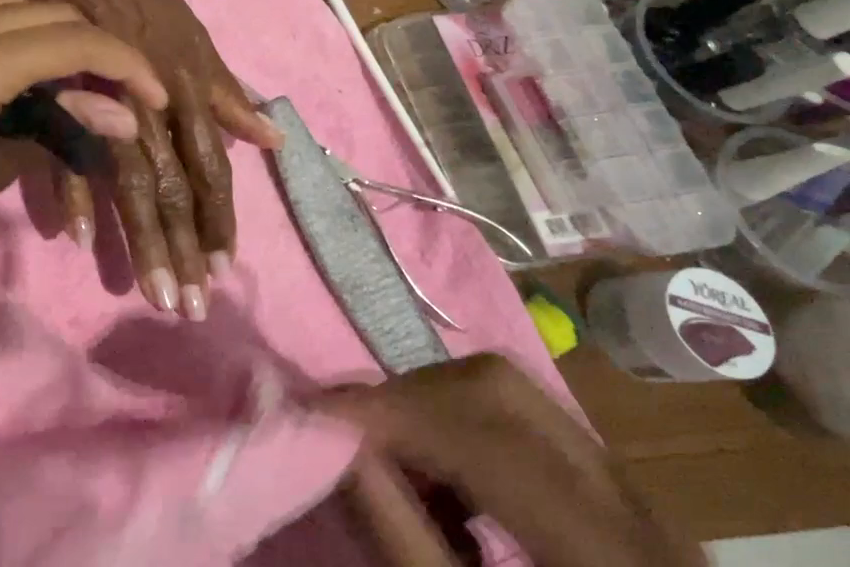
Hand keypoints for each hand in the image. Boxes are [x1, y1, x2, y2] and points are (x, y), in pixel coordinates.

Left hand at [0, 0, 168, 266]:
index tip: (155, 96)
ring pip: (16, 6)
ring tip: (78, 82)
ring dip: (56, 34)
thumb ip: (58, 131)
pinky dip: (19, 33)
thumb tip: (123, 116)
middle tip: (121, 93)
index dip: (125, 63)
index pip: (72, 41)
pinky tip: (29, 73)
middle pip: (49, 12)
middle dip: (95, 46)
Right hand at [8, 0, 280, 318]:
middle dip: (184, 250)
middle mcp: (154, 104)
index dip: (218, 222)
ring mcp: (107, 100)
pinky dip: (74, 194)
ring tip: (149, 291)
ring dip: (140, 240)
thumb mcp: (191, 38)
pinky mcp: (62, 95)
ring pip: (130, 183)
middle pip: (175, 189)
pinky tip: (78, 238)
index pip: (212, 170)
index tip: (225, 273)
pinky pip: (67, 152)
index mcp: (187, 92)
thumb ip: (224, 91)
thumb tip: (271, 139)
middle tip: (189, 307)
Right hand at [321, 354, 701, 566]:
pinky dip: (458, 433)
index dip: (390, 413)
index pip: (486, 442)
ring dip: (428, 413)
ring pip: (504, 394)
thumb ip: (398, 538)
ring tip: (400, 476)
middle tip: (350, 440)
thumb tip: (335, 445)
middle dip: (406, 401)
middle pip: (495, 391)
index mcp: (609, 552)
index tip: (310, 411)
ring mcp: (629, 488)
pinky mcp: (611, 488)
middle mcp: (631, 502)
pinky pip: (519, 419)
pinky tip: (447, 497)